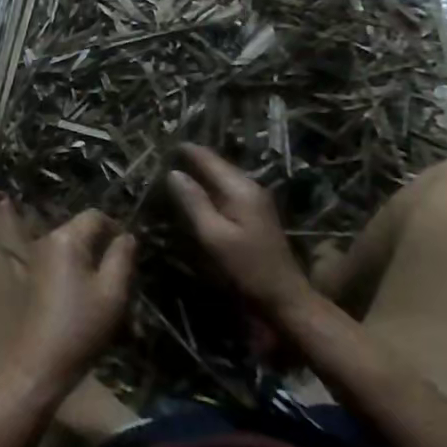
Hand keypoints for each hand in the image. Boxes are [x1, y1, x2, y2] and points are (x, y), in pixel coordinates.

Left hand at [15, 210, 135, 386]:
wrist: (41, 364)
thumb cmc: (81, 326)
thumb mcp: (112, 291)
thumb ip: (122, 256)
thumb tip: (126, 236)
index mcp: (66, 238)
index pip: (96, 216)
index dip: (116, 229)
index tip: (130, 254)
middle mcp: (48, 240)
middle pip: (83, 231)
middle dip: (104, 247)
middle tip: (122, 276)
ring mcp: (37, 258)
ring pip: (74, 249)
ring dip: (92, 262)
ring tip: (107, 291)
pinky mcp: (33, 277)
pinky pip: (62, 263)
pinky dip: (78, 273)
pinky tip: (87, 298)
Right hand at [166, 144, 312, 315]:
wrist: (285, 298)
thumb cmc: (247, 269)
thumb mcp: (214, 236)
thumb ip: (193, 202)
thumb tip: (173, 173)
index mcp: (240, 188)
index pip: (208, 158)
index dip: (184, 151)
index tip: (161, 147)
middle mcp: (250, 186)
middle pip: (216, 165)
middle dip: (190, 160)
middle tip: (162, 161)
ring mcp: (255, 200)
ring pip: (221, 177)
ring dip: (199, 174)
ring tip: (173, 174)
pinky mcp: (255, 214)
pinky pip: (226, 191)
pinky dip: (208, 189)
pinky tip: (195, 196)